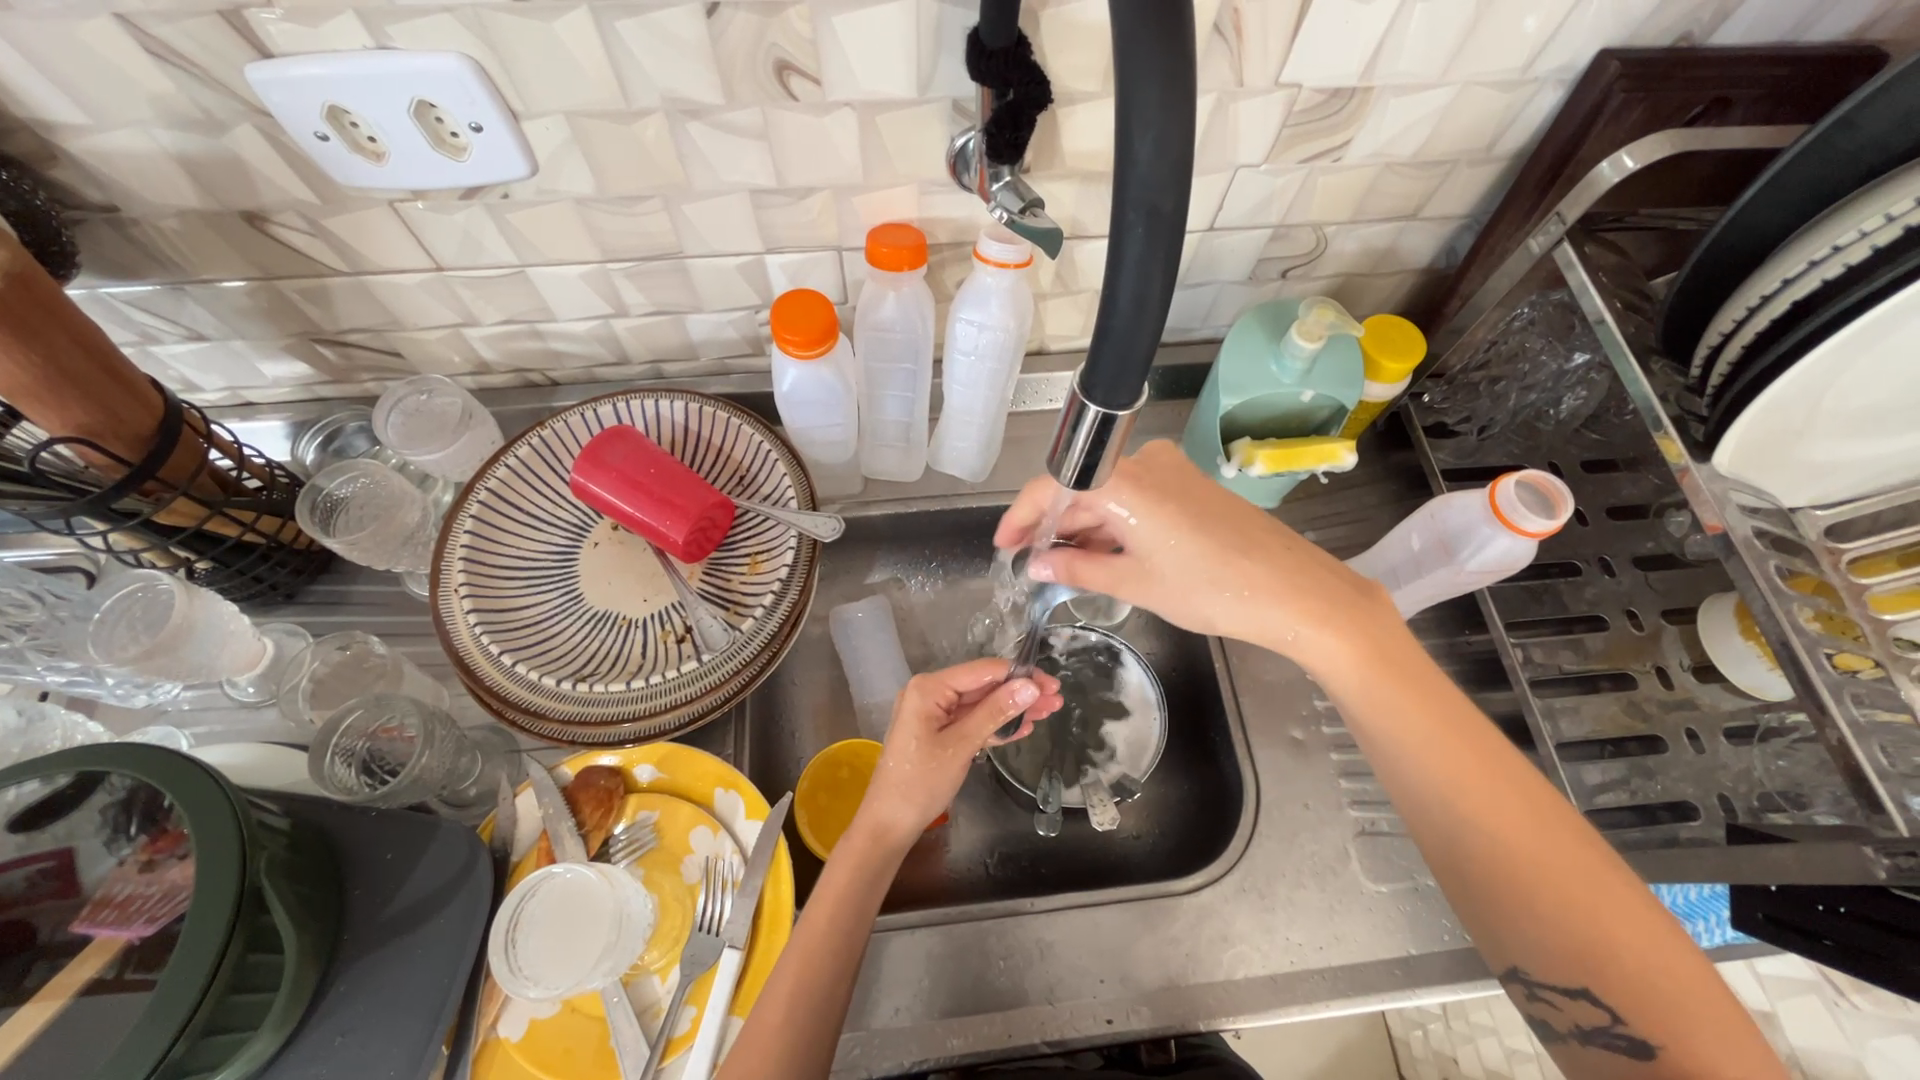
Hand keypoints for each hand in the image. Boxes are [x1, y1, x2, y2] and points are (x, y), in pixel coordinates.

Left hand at [851, 658, 1061, 850]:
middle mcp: (929, 693)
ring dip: (1012, 709)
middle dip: (1019, 693)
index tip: (1051, 685)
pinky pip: (971, 721)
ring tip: (1047, 713)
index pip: (983, 671)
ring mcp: (933, 713)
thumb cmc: (920, 782)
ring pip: (980, 704)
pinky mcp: (937, 732)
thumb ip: (996, 712)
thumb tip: (1030, 686)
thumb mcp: (962, 745)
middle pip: (983, 686)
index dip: (1019, 675)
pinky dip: (995, 725)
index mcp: (928, 688)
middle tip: (1055, 701)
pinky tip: (1022, 729)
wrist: (889, 823)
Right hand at [993, 440, 1401, 675]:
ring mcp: (1171, 471)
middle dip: (1053, 525)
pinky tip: (1104, 555)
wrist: (1293, 591)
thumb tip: (1037, 566)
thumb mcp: (1135, 583)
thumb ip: (1078, 570)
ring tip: (1063, 567)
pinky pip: (1137, 498)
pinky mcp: (1190, 485)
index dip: (1022, 517)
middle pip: (1081, 487)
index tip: (1005, 546)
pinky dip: (1115, 524)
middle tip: (1031, 563)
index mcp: (1123, 480)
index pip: (1053, 486)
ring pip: (1109, 493)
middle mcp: (1144, 463)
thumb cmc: (1211, 589)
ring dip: (1084, 528)